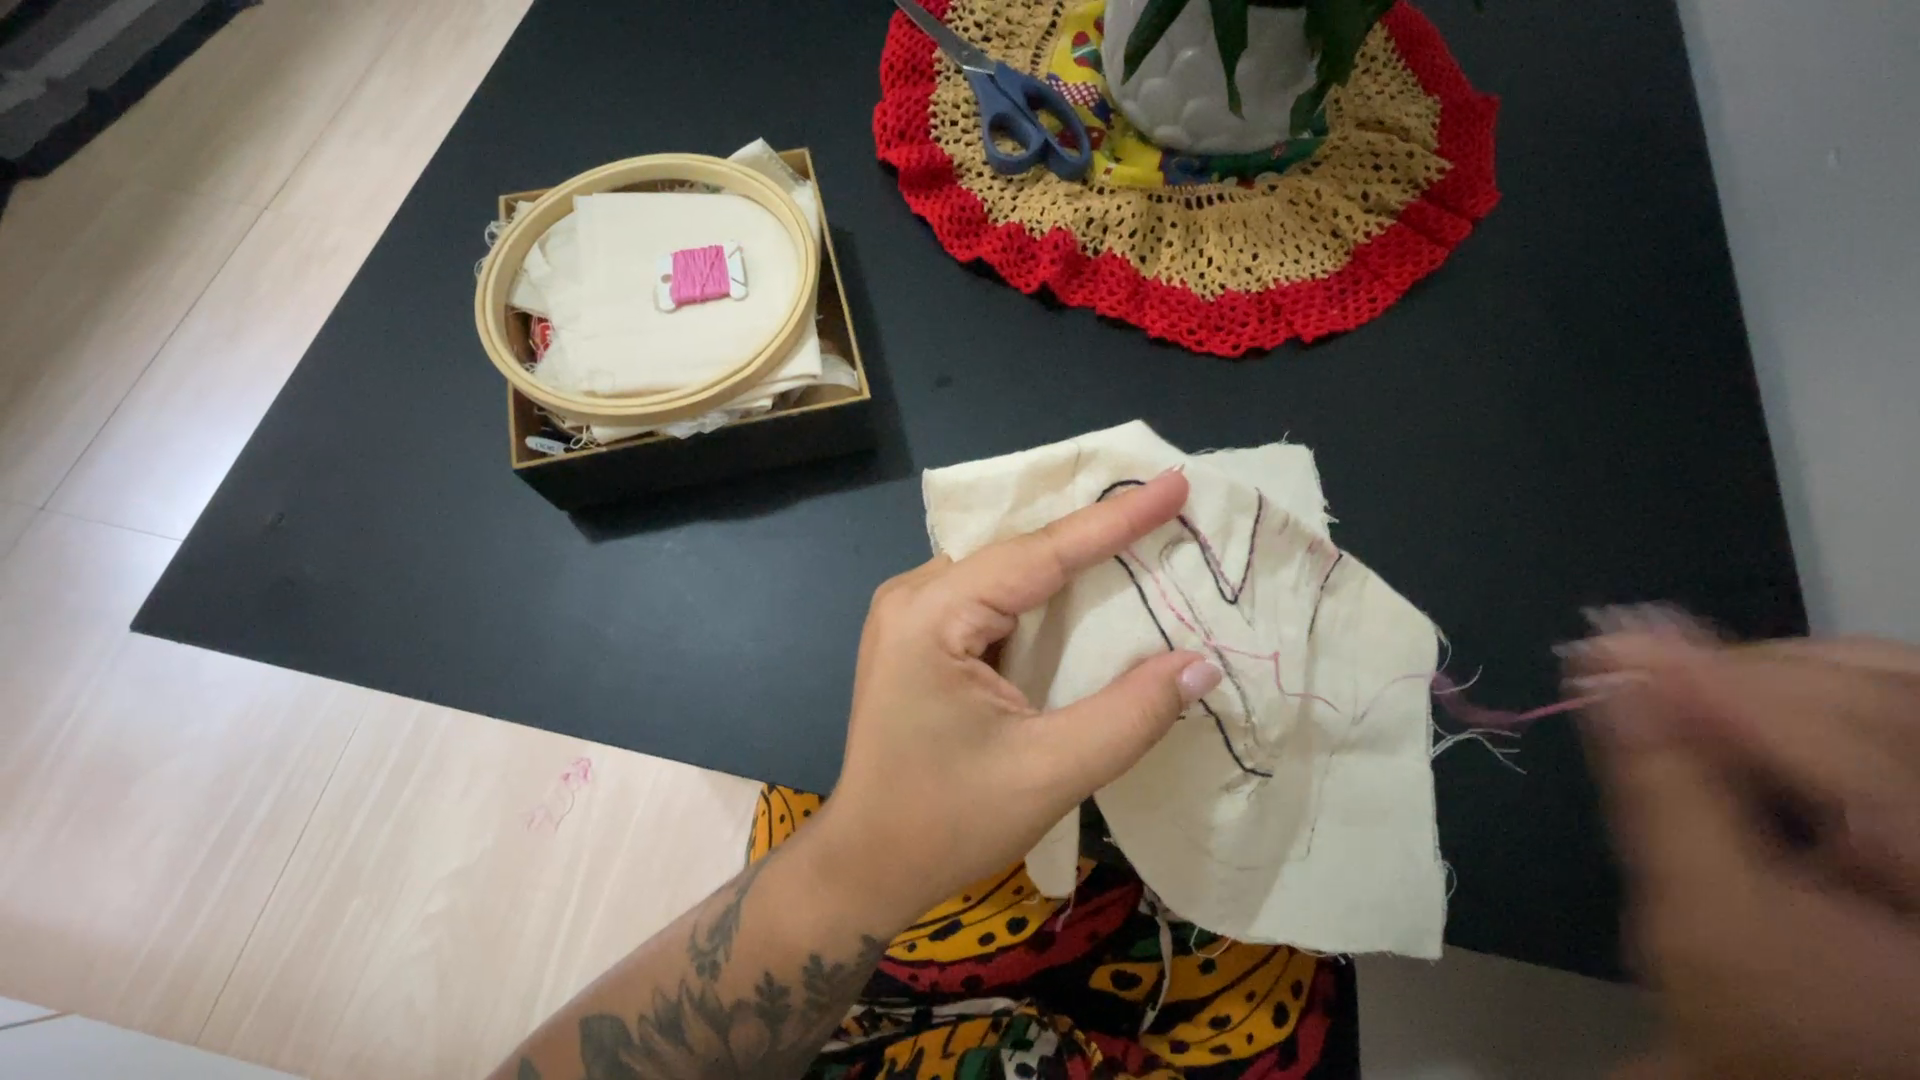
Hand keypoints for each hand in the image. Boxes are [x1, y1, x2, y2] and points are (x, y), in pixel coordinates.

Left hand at [802, 470, 1222, 925]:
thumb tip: (1201, 662)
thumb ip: (1130, 714)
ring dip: (1069, 567)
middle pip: (1018, 551)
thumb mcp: (1049, 772)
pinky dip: (1042, 600)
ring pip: (1005, 572)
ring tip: (1141, 547)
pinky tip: (1086, 601)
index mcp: (932, 616)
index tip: (1174, 483)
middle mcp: (913, 597)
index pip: (1039, 553)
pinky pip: (990, 600)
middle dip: (1093, 534)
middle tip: (1168, 510)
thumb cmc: (947, 823)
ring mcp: (909, 615)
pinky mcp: (918, 638)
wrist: (866, 863)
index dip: (1114, 520)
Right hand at [1573, 614, 1919, 1079]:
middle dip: (1753, 673)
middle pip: (1894, 700)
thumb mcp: (1699, 911)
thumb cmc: (1751, 1011)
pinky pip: (1873, 707)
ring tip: (1665, 676)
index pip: (1864, 759)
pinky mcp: (1913, 796)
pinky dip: (1780, 691)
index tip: (1619, 650)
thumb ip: (1662, 786)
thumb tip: (1607, 677)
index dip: (1732, 694)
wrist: (1788, 1059)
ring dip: (1763, 674)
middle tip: (1637, 660)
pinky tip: (1712, 693)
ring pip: (1888, 688)